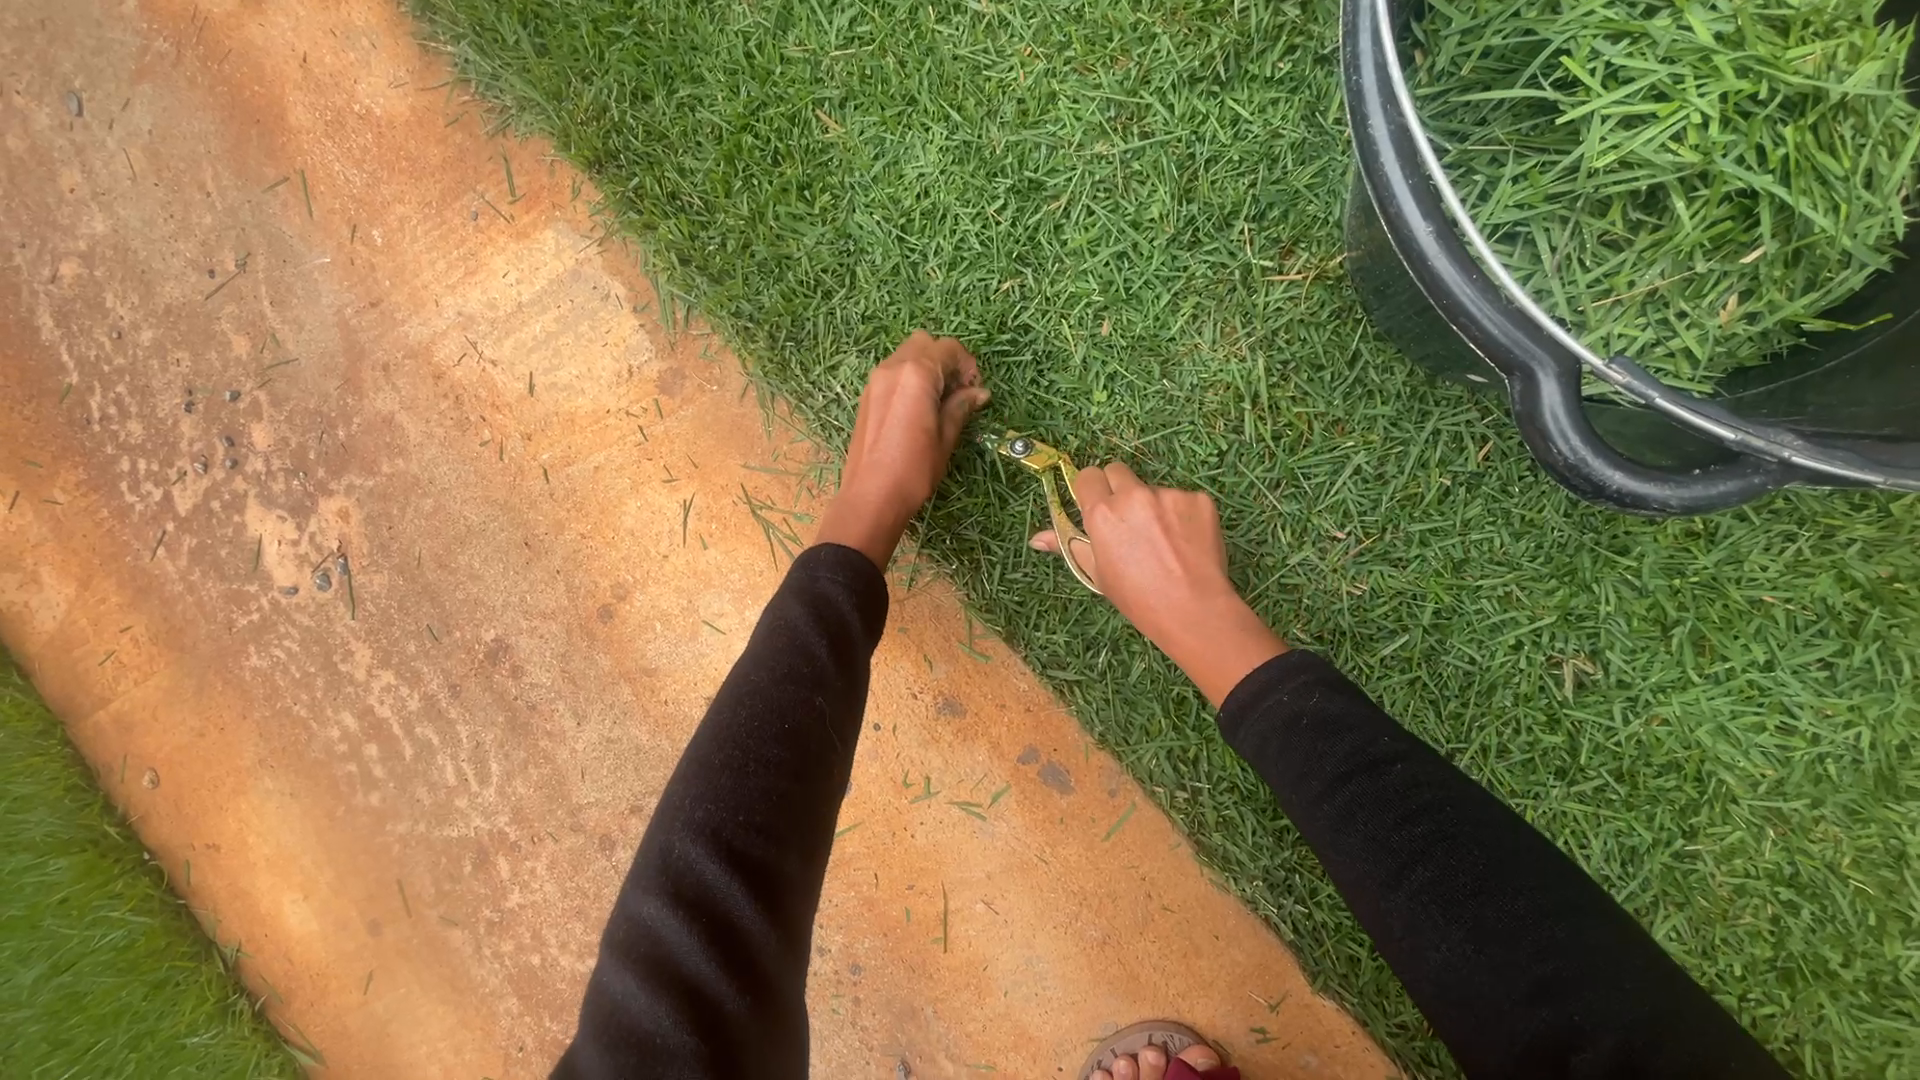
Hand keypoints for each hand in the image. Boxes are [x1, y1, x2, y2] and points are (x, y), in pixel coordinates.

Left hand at [815, 331, 990, 567]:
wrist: (871, 497)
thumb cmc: (914, 470)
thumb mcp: (946, 438)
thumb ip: (961, 407)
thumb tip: (979, 393)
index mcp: (916, 374)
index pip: (948, 349)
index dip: (968, 365)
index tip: (975, 390)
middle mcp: (892, 368)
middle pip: (925, 344)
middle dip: (946, 361)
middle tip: (958, 392)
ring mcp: (875, 381)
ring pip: (907, 355)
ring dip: (927, 369)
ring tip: (939, 402)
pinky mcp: (867, 396)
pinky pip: (893, 373)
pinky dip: (910, 379)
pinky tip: (919, 409)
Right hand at [1032, 462, 1285, 705]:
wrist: (1193, 609)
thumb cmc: (1137, 598)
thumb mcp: (1097, 573)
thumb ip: (1068, 546)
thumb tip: (1037, 539)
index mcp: (1102, 513)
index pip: (1088, 477)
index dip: (1092, 491)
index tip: (1098, 506)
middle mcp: (1133, 496)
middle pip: (1117, 471)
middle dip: (1119, 489)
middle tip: (1129, 520)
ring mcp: (1169, 494)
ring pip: (1152, 489)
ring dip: (1153, 506)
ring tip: (1164, 542)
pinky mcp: (1199, 499)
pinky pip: (1184, 499)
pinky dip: (1183, 515)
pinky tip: (1186, 542)